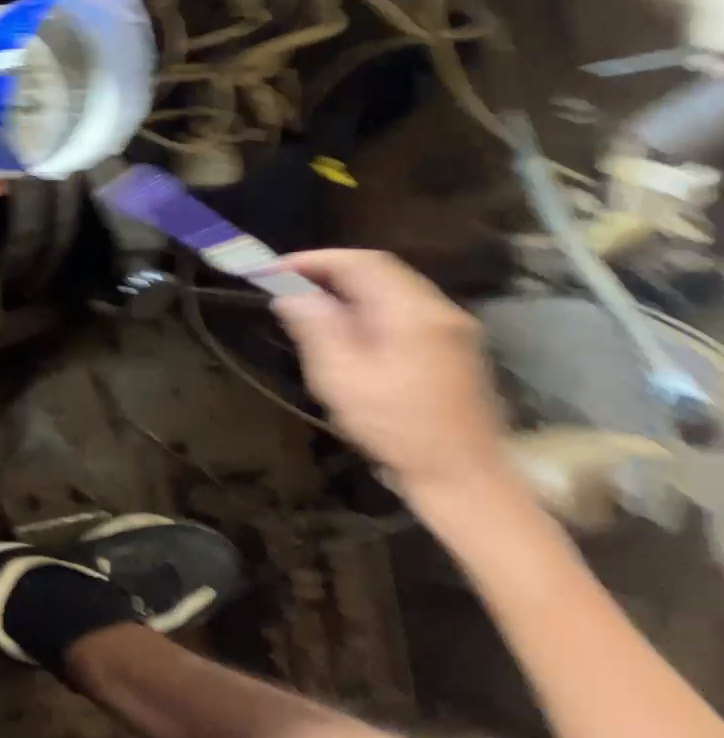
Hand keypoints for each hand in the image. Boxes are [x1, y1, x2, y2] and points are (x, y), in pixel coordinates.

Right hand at [273, 249, 510, 493]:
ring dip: (348, 288)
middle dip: (329, 271)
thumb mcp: (341, 378)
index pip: (360, 263)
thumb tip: (292, 295)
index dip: (313, 259)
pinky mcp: (455, 348)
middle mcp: (439, 311)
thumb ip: (316, 328)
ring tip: (309, 304)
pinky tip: (347, 328)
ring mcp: (453, 329)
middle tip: (286, 284)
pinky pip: (406, 309)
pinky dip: (369, 306)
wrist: (465, 478)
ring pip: (394, 289)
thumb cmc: (397, 428)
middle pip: (380, 270)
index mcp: (412, 313)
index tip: (273, 271)